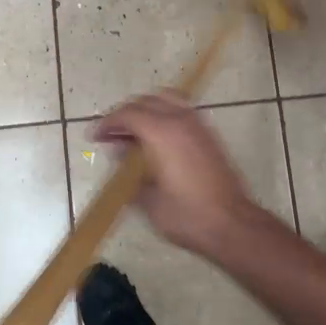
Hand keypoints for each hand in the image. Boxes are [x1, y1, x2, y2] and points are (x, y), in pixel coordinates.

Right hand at [93, 91, 256, 254]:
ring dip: (144, 109)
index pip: (127, 114)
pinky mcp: (208, 133)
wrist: (231, 224)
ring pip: (164, 99)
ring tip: (132, 131)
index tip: (94, 136)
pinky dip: (163, 113)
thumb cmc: (186, 215)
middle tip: (110, 134)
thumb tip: (118, 152)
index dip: (107, 123)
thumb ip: (129, 170)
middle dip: (123, 114)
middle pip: (144, 101)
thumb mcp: (148, 198)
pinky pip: (180, 109)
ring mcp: (197, 124)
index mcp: (161, 132)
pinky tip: (156, 137)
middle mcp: (179, 119)